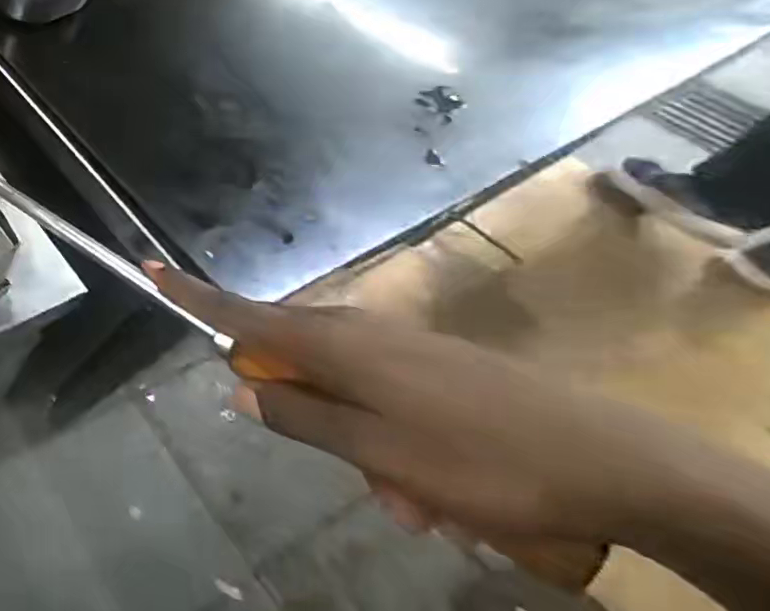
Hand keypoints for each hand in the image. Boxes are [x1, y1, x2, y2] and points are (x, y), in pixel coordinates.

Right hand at [142, 262, 673, 552]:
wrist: (619, 462)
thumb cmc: (480, 457)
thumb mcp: (377, 452)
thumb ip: (298, 416)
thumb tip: (240, 384)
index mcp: (331, 344)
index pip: (239, 313)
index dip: (191, 296)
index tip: (150, 269)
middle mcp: (355, 331)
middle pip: (291, 360)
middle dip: (305, 415)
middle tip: (361, 476)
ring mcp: (396, 344)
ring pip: (340, 389)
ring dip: (356, 442)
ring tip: (416, 500)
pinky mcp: (430, 363)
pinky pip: (380, 395)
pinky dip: (389, 439)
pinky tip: (438, 486)